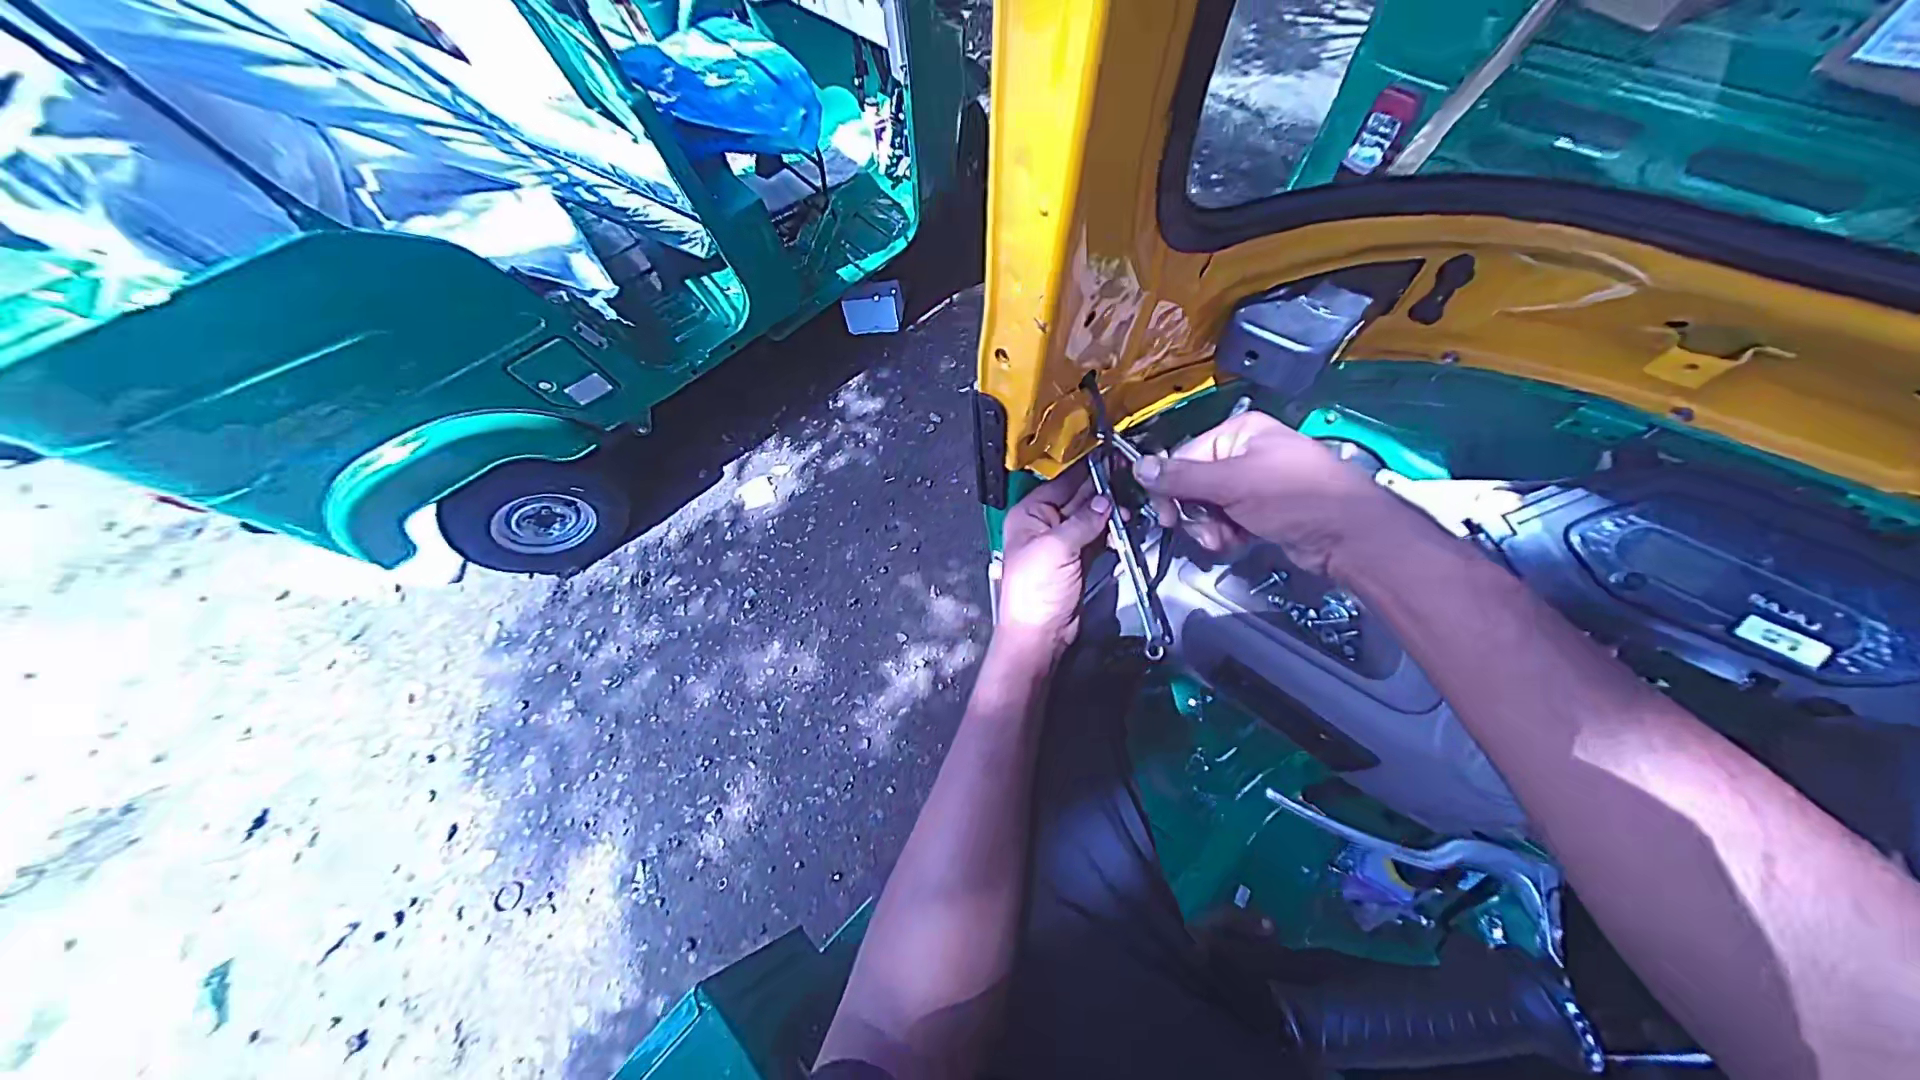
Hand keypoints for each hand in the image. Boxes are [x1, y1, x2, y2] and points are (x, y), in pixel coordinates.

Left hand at [996, 467, 1111, 650]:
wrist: (1040, 634)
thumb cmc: (1034, 592)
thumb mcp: (1056, 548)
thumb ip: (1083, 522)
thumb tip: (1105, 501)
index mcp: (1029, 515)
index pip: (1061, 484)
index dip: (1087, 472)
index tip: (1111, 460)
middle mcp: (1044, 525)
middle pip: (1078, 499)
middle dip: (1103, 491)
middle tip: (1129, 480)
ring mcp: (1063, 543)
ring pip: (1091, 518)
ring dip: (1110, 512)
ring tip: (1130, 505)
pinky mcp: (1078, 560)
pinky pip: (1098, 538)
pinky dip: (1111, 532)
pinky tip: (1124, 525)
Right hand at [1131, 411, 1409, 576]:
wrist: (1348, 536)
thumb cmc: (1297, 497)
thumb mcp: (1233, 483)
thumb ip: (1182, 477)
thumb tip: (1140, 467)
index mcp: (1239, 432)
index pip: (1184, 457)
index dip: (1171, 487)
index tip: (1167, 513)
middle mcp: (1243, 454)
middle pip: (1192, 484)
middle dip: (1194, 512)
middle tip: (1205, 529)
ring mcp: (1251, 484)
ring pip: (1206, 507)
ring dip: (1208, 528)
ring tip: (1226, 538)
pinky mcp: (1258, 511)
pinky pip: (1224, 521)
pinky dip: (1225, 535)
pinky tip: (1237, 541)